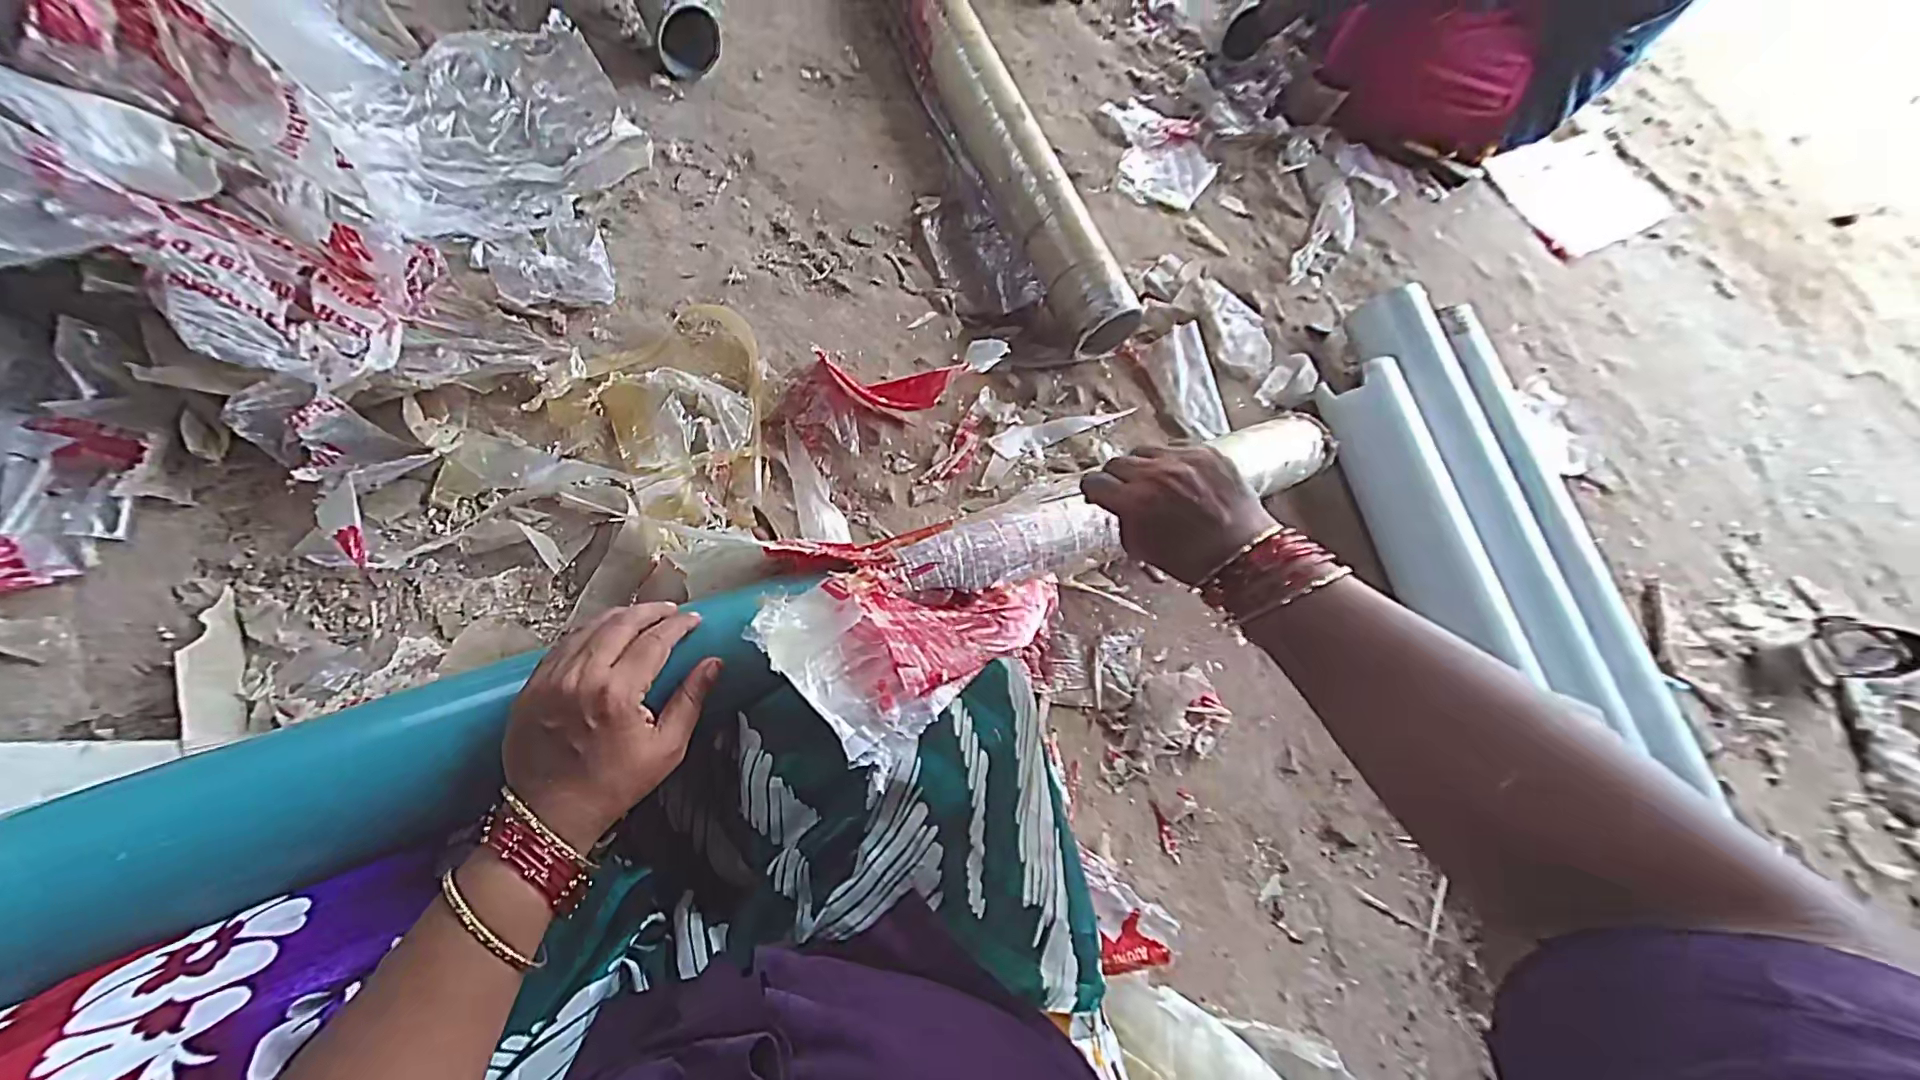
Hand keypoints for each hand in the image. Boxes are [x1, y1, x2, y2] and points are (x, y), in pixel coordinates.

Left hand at [502, 603, 722, 849]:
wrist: (550, 815)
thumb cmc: (613, 786)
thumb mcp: (666, 748)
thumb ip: (691, 699)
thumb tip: (713, 664)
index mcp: (616, 694)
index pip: (654, 640)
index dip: (678, 626)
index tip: (693, 621)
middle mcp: (580, 679)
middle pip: (620, 624)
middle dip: (651, 611)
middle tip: (671, 612)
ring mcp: (550, 681)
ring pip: (589, 628)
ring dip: (620, 617)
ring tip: (642, 616)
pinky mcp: (531, 688)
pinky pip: (563, 645)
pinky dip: (589, 632)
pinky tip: (605, 634)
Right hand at [1082, 446, 1277, 584]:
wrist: (1243, 554)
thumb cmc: (1191, 560)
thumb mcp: (1141, 548)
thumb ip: (1121, 520)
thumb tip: (1111, 504)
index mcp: (1134, 502)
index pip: (1095, 481)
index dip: (1094, 490)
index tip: (1099, 494)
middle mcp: (1155, 474)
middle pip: (1116, 462)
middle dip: (1116, 477)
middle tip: (1126, 490)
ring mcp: (1183, 459)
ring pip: (1144, 451)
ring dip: (1143, 466)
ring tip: (1155, 482)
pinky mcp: (1206, 452)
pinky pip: (1174, 448)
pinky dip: (1171, 462)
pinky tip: (1180, 479)